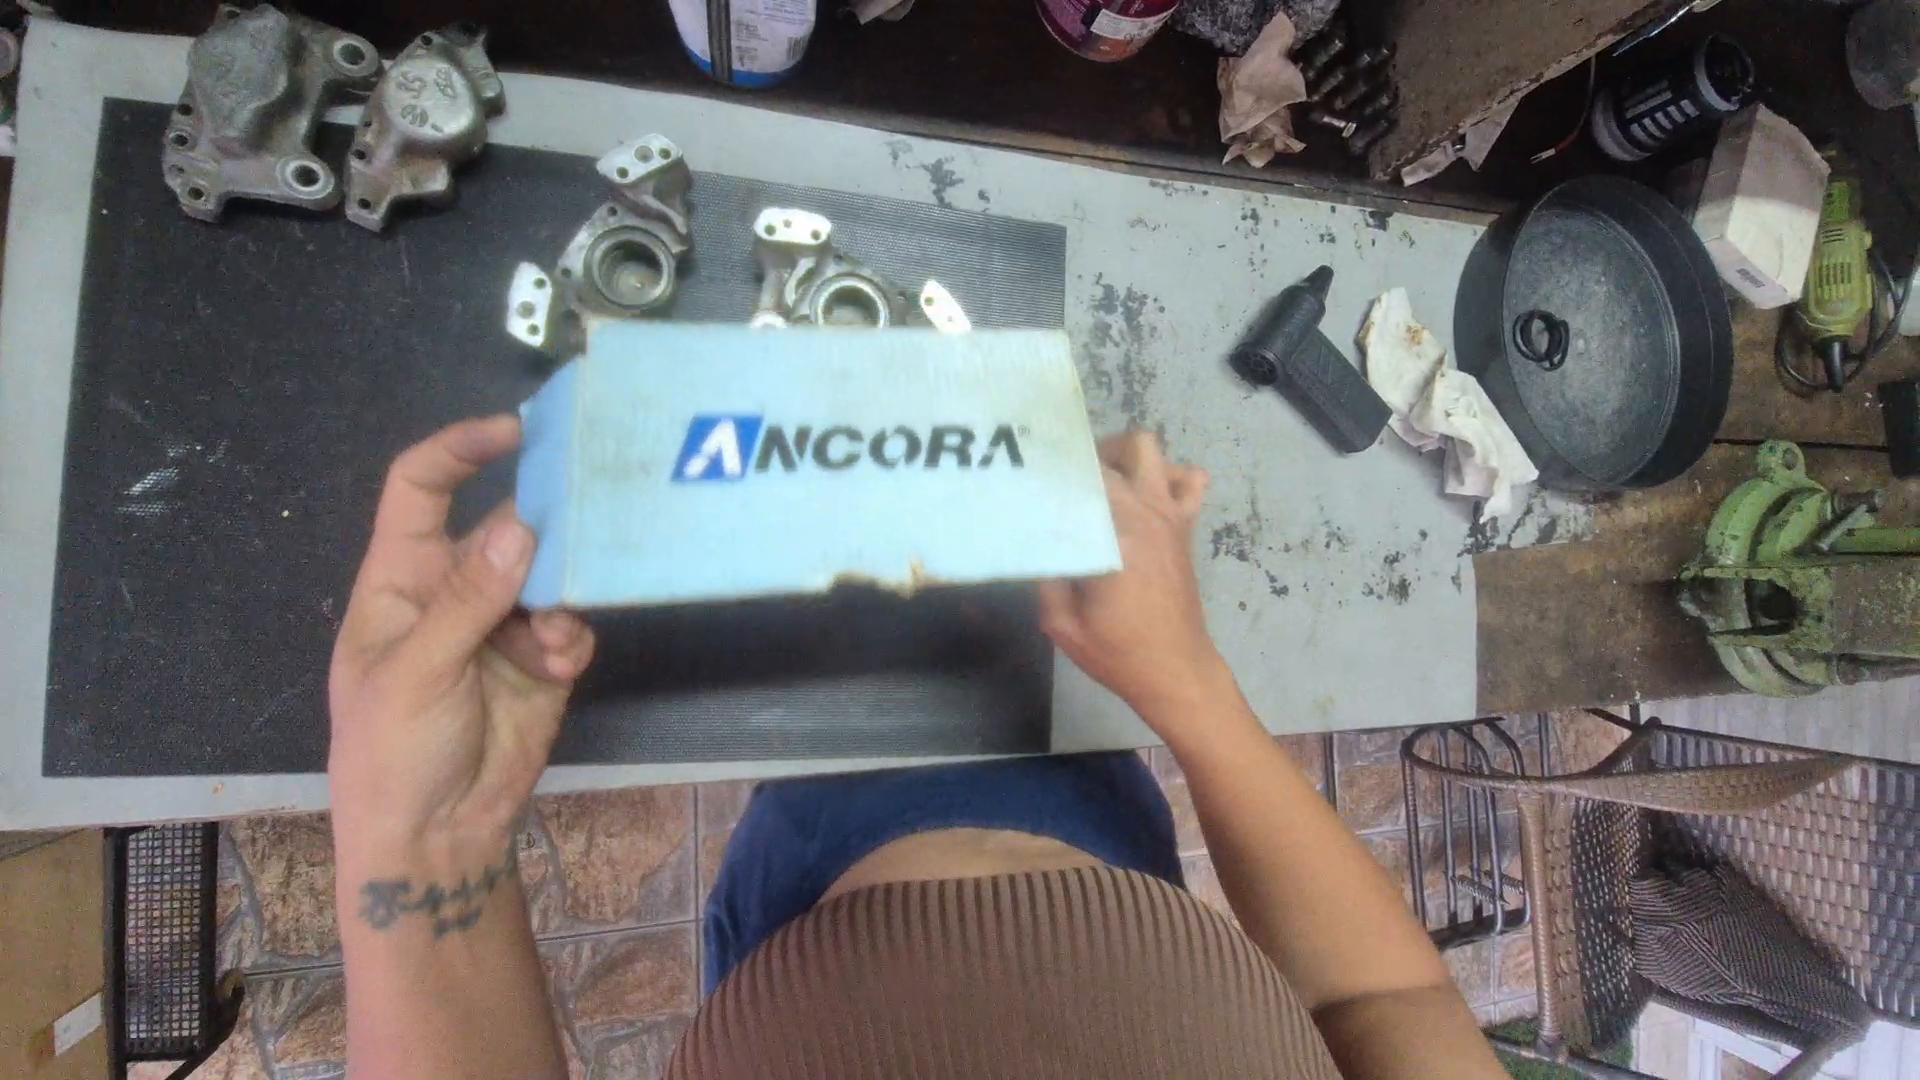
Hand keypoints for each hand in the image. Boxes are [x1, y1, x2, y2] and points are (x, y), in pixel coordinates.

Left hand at [328, 416, 594, 867]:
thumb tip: (521, 528)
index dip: (458, 452)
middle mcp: (460, 589)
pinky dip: (573, 640)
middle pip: (509, 529)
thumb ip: (470, 600)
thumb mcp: (415, 673)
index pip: (420, 492)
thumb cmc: (393, 751)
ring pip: (554, 575)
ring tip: (552, 645)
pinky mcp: (548, 654)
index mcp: (403, 581)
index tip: (515, 433)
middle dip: (544, 537)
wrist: (441, 831)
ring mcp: (508, 622)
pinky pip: (575, 621)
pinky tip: (560, 669)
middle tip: (581, 539)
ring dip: (561, 602)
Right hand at [1038, 431, 1225, 720]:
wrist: (1178, 672)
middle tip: (1054, 485)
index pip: (1074, 483)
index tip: (1024, 481)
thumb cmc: (1118, 654)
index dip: (1047, 475)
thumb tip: (1036, 537)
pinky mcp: (1185, 525)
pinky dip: (1168, 475)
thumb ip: (1046, 575)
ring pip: (1147, 448)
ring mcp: (1169, 515)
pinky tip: (1145, 495)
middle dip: (1075, 463)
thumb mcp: (1062, 624)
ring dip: (1119, 455)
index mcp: (1110, 539)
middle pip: (1103, 457)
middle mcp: (1142, 515)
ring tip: (1098, 479)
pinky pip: (1190, 479)